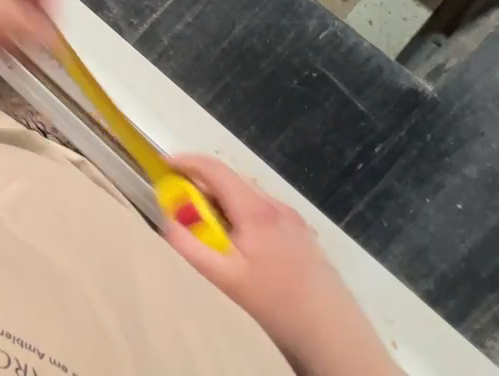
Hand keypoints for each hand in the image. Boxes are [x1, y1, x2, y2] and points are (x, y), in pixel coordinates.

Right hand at [163, 154, 399, 375]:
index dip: (186, 161)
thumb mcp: (225, 278)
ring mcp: (294, 219)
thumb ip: (189, 245)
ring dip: (222, 199)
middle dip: (202, 183)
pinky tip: (241, 243)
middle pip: (231, 179)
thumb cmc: (276, 304)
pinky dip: (241, 212)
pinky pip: (262, 209)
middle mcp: (276, 206)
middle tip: (181, 202)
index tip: (163, 164)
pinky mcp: (303, 234)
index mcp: (256, 210)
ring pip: (248, 194)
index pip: (215, 169)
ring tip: (209, 226)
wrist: (335, 337)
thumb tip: (167, 217)